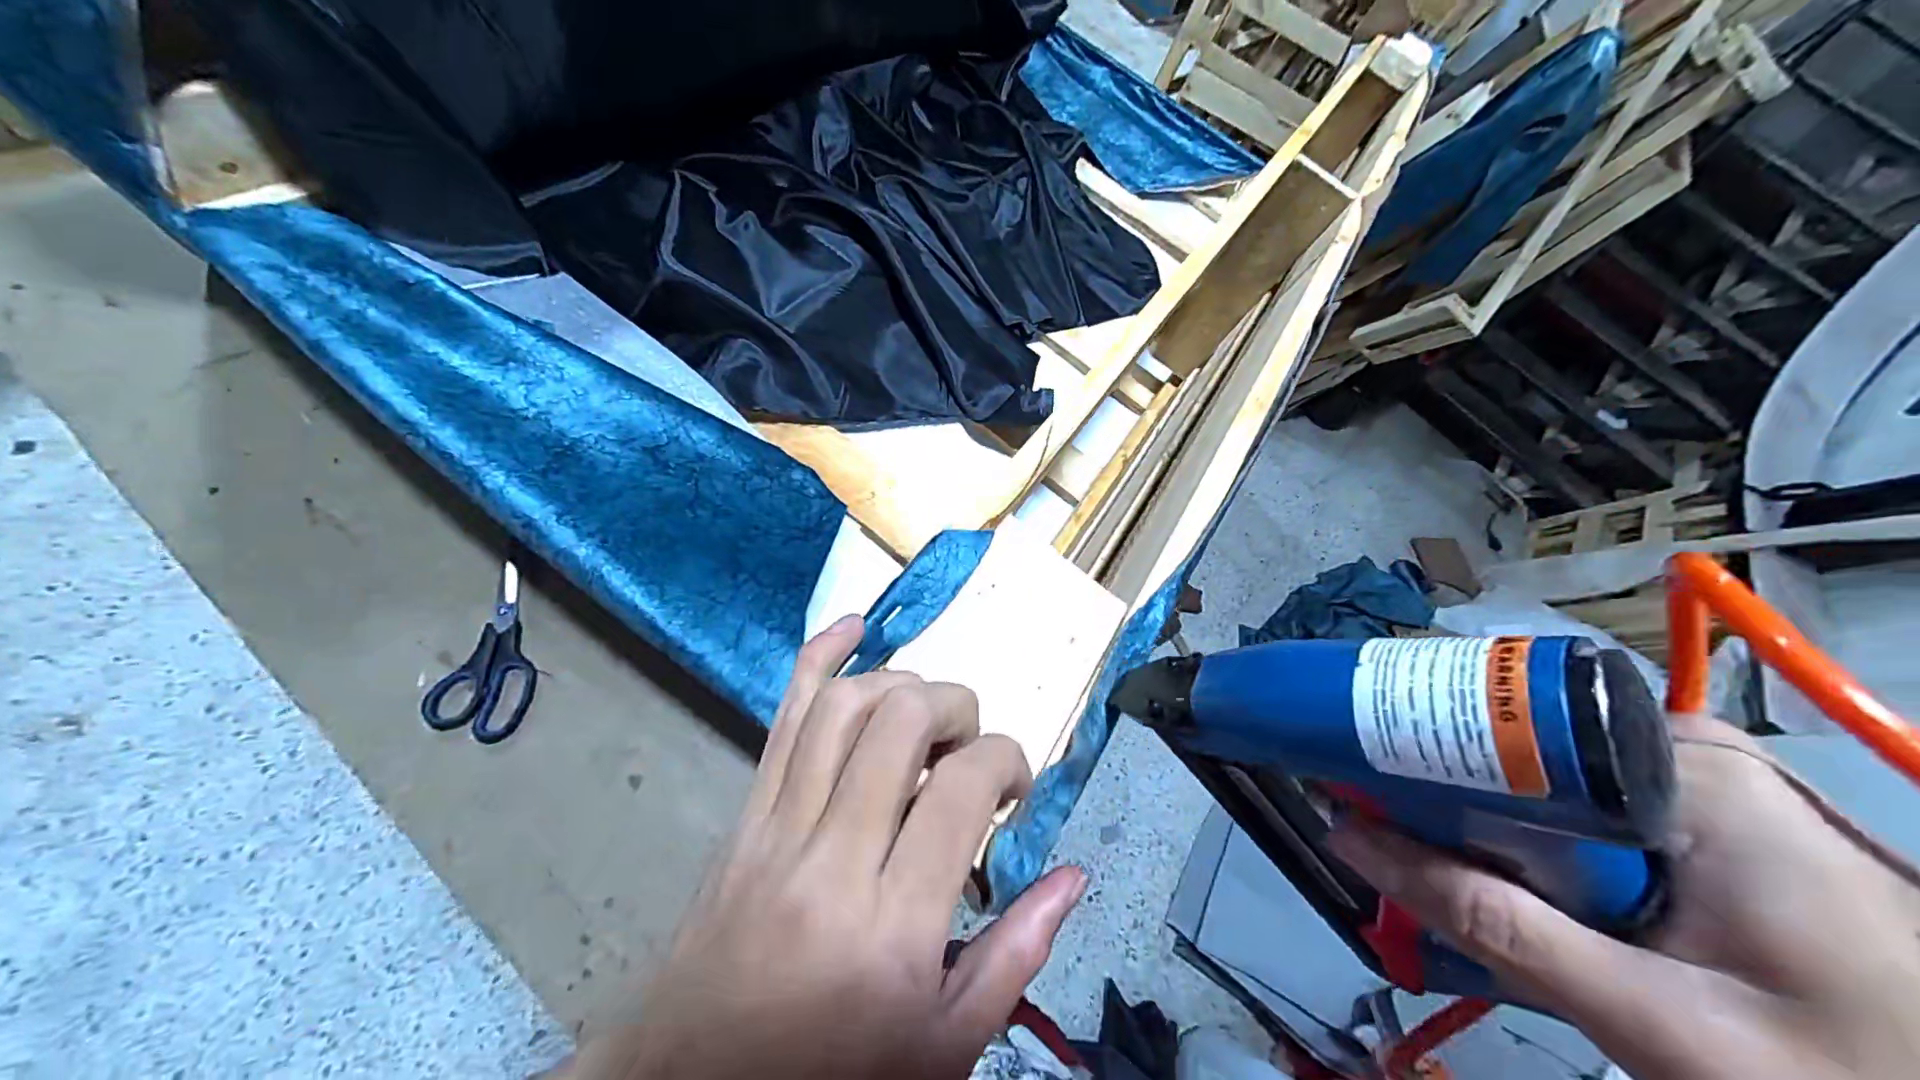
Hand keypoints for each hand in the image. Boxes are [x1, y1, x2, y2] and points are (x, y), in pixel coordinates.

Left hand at [563, 615, 1086, 1079]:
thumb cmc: (835, 1071)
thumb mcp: (945, 1044)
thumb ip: (1017, 953)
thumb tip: (1071, 874)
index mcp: (892, 924)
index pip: (959, 788)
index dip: (1005, 762)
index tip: (1012, 788)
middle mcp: (833, 857)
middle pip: (902, 723)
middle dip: (956, 709)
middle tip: (969, 745)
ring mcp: (778, 826)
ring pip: (842, 706)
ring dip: (900, 686)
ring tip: (927, 714)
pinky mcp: (746, 814)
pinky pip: (781, 718)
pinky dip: (818, 659)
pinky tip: (852, 627)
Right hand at [1331, 712, 1919, 1079]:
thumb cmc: (1839, 1076)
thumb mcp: (1651, 1016)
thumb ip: (1491, 924)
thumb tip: (1345, 833)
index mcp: (1687, 770)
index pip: (1504, 721)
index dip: (1417, 744)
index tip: (1351, 778)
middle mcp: (1688, 754)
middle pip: (1514, 751)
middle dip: (1444, 799)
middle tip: (1385, 840)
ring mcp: (1700, 784)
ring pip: (1539, 783)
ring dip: (1480, 828)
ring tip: (1433, 868)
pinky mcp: (1704, 818)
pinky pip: (1578, 808)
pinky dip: (1528, 846)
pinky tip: (1512, 890)